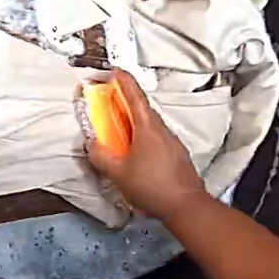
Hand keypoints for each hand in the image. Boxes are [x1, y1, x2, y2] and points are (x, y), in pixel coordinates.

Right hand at [85, 70, 209, 221]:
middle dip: (127, 101)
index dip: (125, 82)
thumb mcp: (117, 172)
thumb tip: (91, 142)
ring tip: (120, 126)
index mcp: (147, 128)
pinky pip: (156, 136)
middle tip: (111, 100)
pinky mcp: (176, 155)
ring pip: (150, 124)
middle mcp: (162, 130)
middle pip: (143, 109)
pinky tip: (135, 148)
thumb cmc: (151, 185)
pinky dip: (142, 134)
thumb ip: (100, 155)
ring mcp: (172, 142)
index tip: (115, 71)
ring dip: (135, 120)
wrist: (186, 207)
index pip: (136, 97)